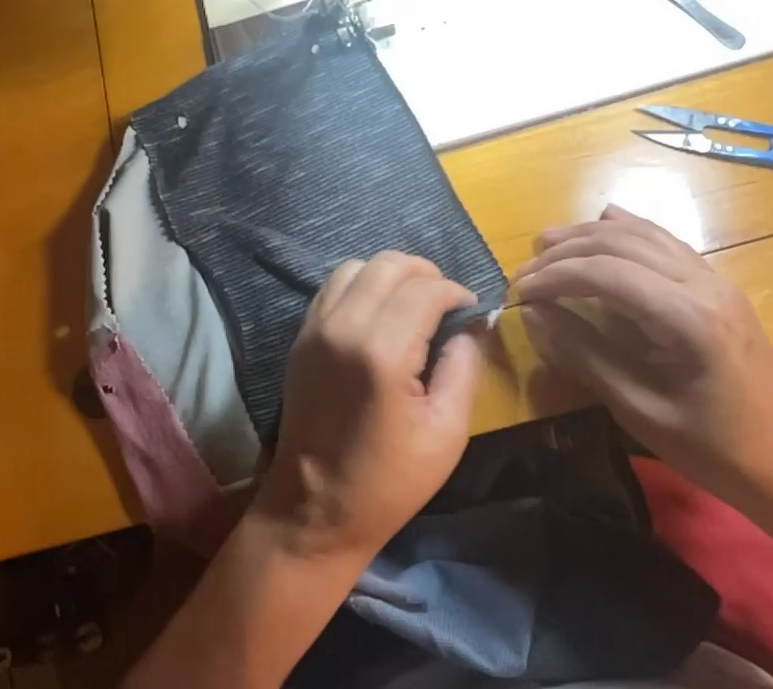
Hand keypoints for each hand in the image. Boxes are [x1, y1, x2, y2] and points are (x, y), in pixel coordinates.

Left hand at [253, 253, 484, 562]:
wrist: (314, 508)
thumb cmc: (388, 481)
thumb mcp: (446, 432)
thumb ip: (464, 367)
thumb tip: (472, 326)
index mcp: (382, 351)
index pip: (426, 289)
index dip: (456, 292)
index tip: (472, 311)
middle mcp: (343, 326)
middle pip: (389, 264)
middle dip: (426, 274)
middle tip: (446, 304)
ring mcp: (315, 328)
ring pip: (356, 267)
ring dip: (390, 276)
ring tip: (413, 305)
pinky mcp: (300, 336)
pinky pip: (332, 287)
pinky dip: (361, 286)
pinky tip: (380, 314)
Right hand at [514, 205, 772, 506]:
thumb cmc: (711, 448)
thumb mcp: (637, 407)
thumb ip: (583, 353)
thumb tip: (534, 314)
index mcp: (687, 318)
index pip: (606, 273)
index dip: (556, 276)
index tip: (520, 292)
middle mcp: (704, 285)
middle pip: (622, 244)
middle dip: (567, 251)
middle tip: (526, 270)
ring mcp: (716, 282)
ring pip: (645, 235)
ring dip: (593, 234)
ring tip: (549, 241)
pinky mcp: (719, 288)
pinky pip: (668, 244)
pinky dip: (630, 231)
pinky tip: (606, 221)